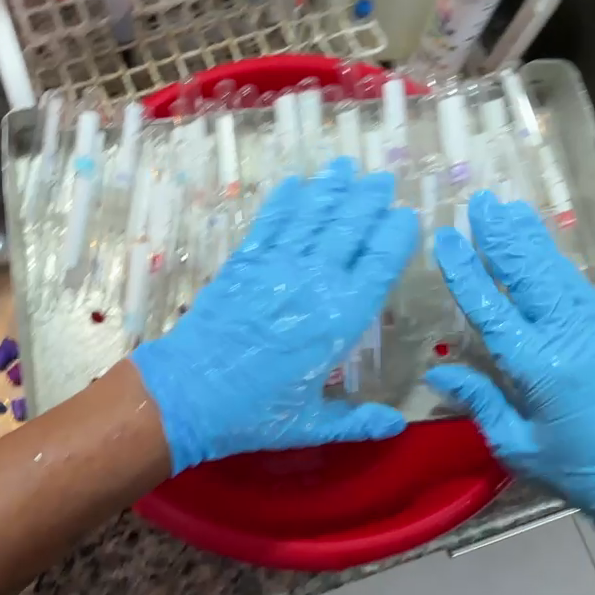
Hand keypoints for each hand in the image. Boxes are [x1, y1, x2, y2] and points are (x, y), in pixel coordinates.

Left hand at [132, 159, 419, 473]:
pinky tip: (295, 184)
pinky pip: (270, 223)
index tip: (406, 217)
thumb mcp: (311, 425)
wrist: (187, 394)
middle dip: (369, 200)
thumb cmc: (253, 414)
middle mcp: (315, 282)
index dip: (398, 235)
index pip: (383, 262)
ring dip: (331, 189)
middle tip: (381, 180)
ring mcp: (277, 267)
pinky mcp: (243, 263)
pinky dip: (285, 201)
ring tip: (345, 168)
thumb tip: (397, 426)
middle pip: (351, 227)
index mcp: (342, 318)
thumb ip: (357, 421)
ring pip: (313, 217)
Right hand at [425, 193, 594, 594]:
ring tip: (508, 209)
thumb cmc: (574, 471)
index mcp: (538, 368)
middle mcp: (569, 339)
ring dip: (530, 240)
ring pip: (557, 274)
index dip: (465, 271)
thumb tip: (438, 371)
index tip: (445, 236)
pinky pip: (578, 288)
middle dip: (502, 236)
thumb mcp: (513, 444)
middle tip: (481, 200)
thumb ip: (479, 401)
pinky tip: (542, 249)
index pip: (491, 308)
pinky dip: (556, 263)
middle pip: (529, 275)